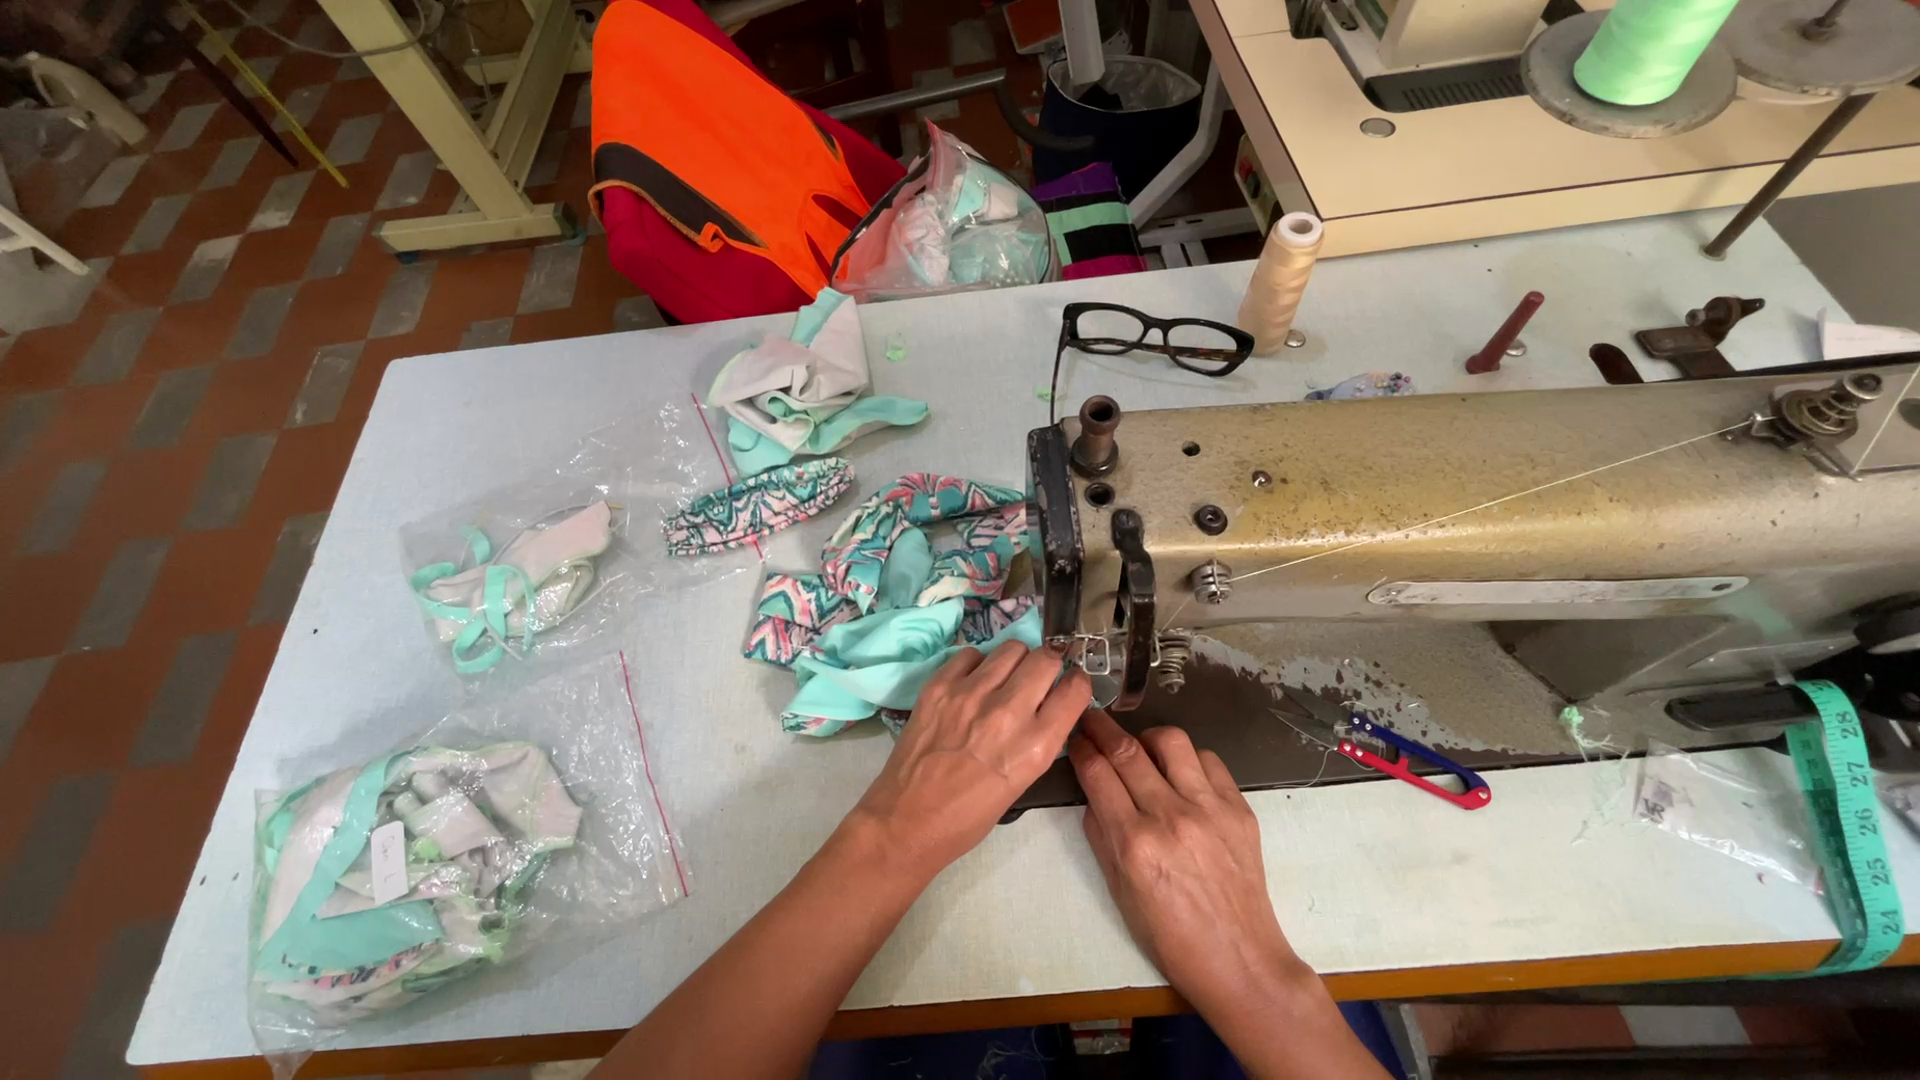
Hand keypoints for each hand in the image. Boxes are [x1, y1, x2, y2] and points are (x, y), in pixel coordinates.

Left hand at [846, 643, 1089, 878]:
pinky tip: (973, 682)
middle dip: (1049, 664)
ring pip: (1011, 648)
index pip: (1075, 689)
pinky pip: (970, 654)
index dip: (1076, 683)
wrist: (908, 820)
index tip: (1069, 685)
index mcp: (1035, 746)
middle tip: (1038, 677)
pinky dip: (977, 664)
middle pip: (1045, 659)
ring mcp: (970, 694)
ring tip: (1005, 677)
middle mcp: (1007, 713)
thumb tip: (1050, 705)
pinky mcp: (939, 686)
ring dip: (1016, 660)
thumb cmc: (969, 815)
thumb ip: (1040, 739)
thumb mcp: (1023, 781)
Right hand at [1068, 709, 1307, 1022]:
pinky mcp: (1239, 809)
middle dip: (1102, 728)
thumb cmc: (1169, 935)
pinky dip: (1188, 758)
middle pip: (1127, 750)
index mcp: (1134, 843)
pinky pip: (1209, 761)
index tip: (1074, 736)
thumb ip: (1101, 835)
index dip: (1081, 748)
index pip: (1098, 774)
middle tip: (1091, 717)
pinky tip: (1179, 771)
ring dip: (1147, 737)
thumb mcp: (1118, 891)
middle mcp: (1170, 817)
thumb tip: (1094, 793)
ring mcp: (1209, 809)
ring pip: (1171, 742)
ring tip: (1140, 747)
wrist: (1238, 958)